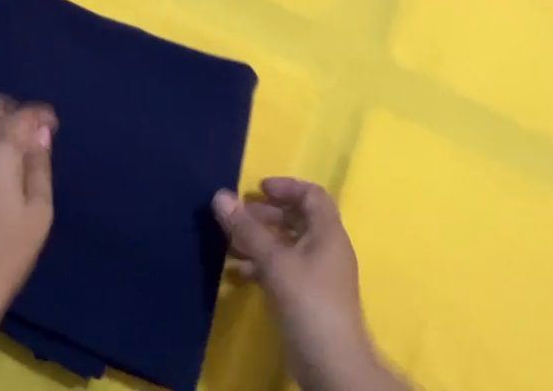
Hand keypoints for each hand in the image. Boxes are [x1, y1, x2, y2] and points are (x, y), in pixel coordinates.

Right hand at [214, 178, 390, 390]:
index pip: (312, 195)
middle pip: (297, 219)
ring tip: (229, 243)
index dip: (286, 187)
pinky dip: (260, 265)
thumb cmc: (309, 303)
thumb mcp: (275, 262)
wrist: (332, 366)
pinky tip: (236, 272)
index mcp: (327, 234)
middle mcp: (325, 250)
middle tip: (237, 217)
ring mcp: (317, 275)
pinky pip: (281, 270)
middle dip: (265, 214)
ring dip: (259, 240)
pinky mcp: (306, 298)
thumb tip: (220, 195)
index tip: (257, 189)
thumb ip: (247, 229)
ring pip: (286, 245)